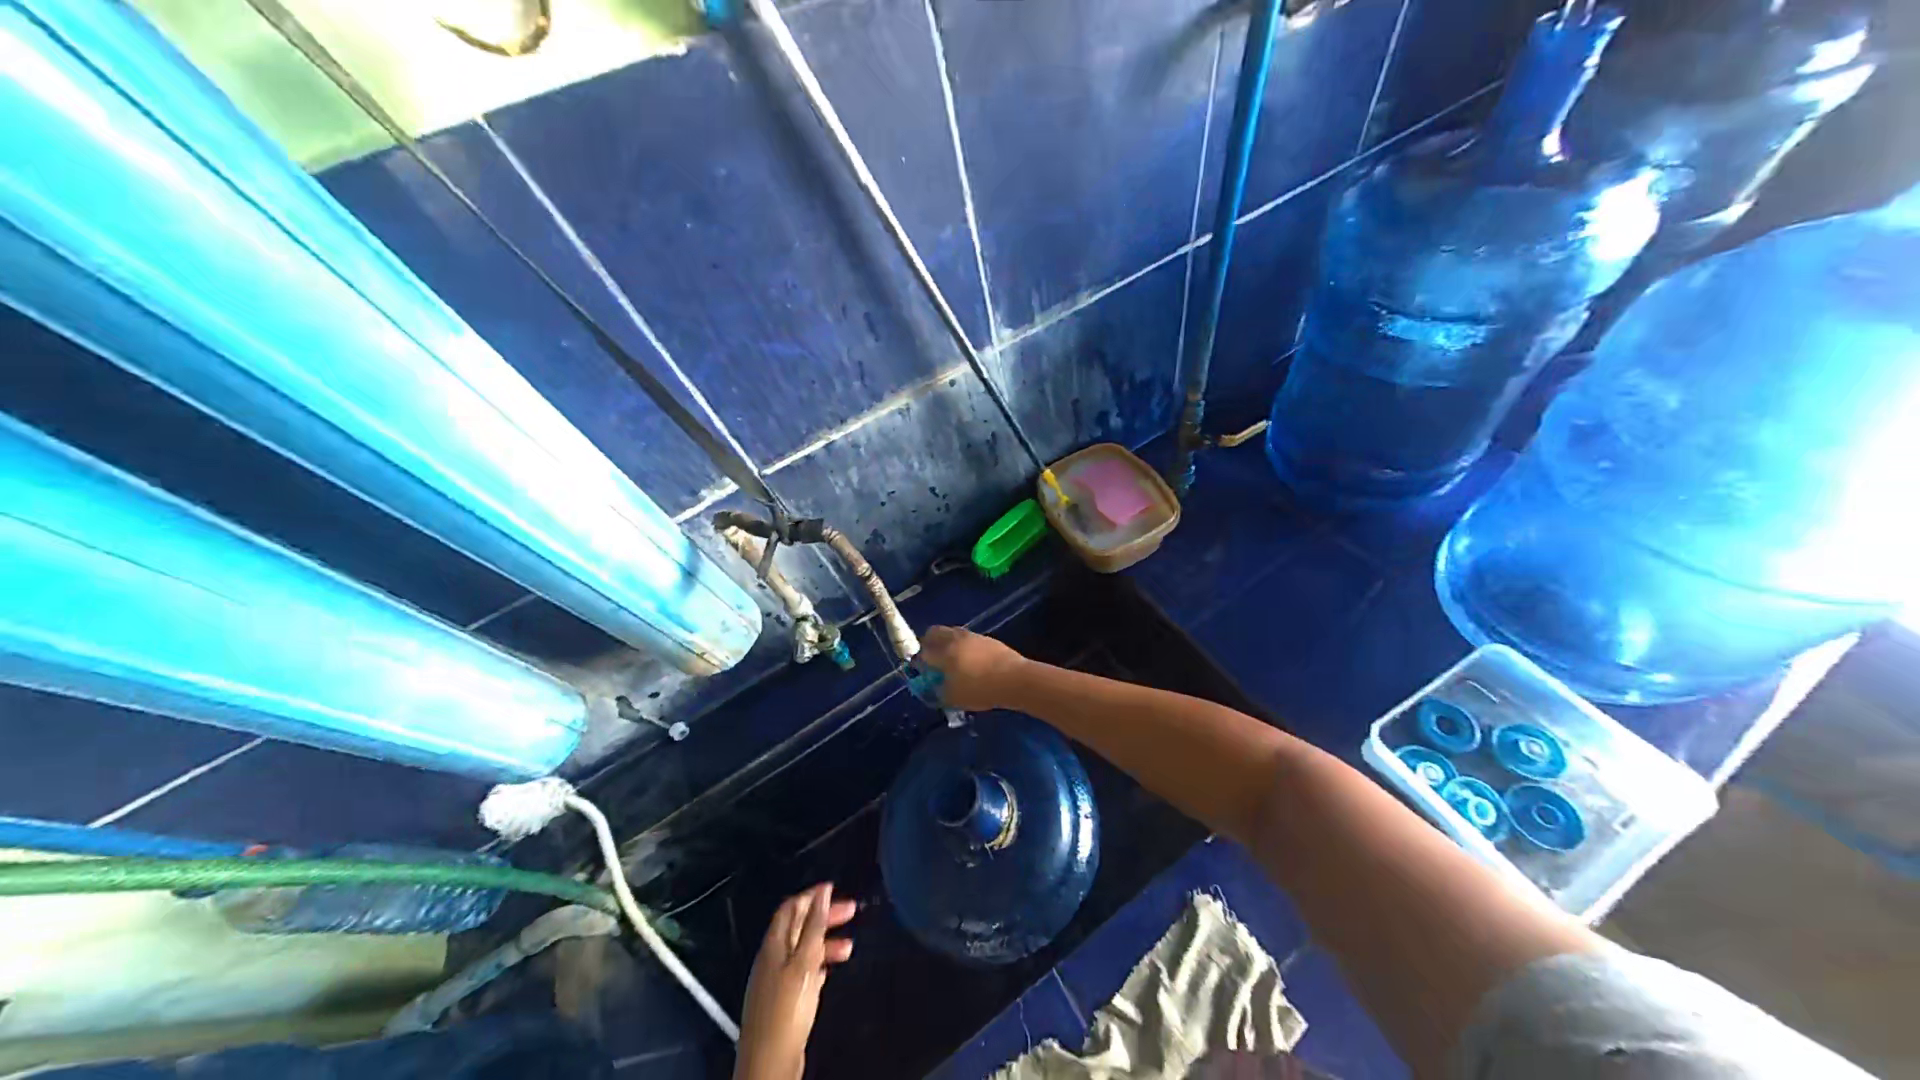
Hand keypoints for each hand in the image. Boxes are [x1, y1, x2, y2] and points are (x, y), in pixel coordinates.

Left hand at [734, 883, 855, 1079]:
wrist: (769, 1064)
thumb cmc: (787, 1010)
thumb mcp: (805, 963)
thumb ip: (814, 927)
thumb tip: (821, 893)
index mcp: (774, 945)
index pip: (790, 908)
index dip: (812, 896)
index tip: (834, 888)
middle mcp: (771, 958)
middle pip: (798, 926)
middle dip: (823, 916)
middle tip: (850, 911)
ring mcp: (775, 979)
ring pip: (802, 949)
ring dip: (825, 942)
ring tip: (849, 946)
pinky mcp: (782, 1000)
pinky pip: (802, 971)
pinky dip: (818, 964)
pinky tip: (830, 971)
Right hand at [919, 626, 1028, 710]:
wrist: (1015, 679)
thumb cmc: (981, 689)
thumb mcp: (954, 698)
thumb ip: (938, 692)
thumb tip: (932, 687)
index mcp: (943, 652)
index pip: (921, 652)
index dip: (918, 662)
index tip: (920, 671)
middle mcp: (955, 638)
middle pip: (933, 633)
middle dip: (928, 644)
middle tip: (931, 660)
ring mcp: (972, 636)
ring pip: (951, 634)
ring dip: (946, 643)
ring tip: (951, 661)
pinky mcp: (987, 639)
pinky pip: (967, 639)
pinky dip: (962, 646)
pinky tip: (970, 662)